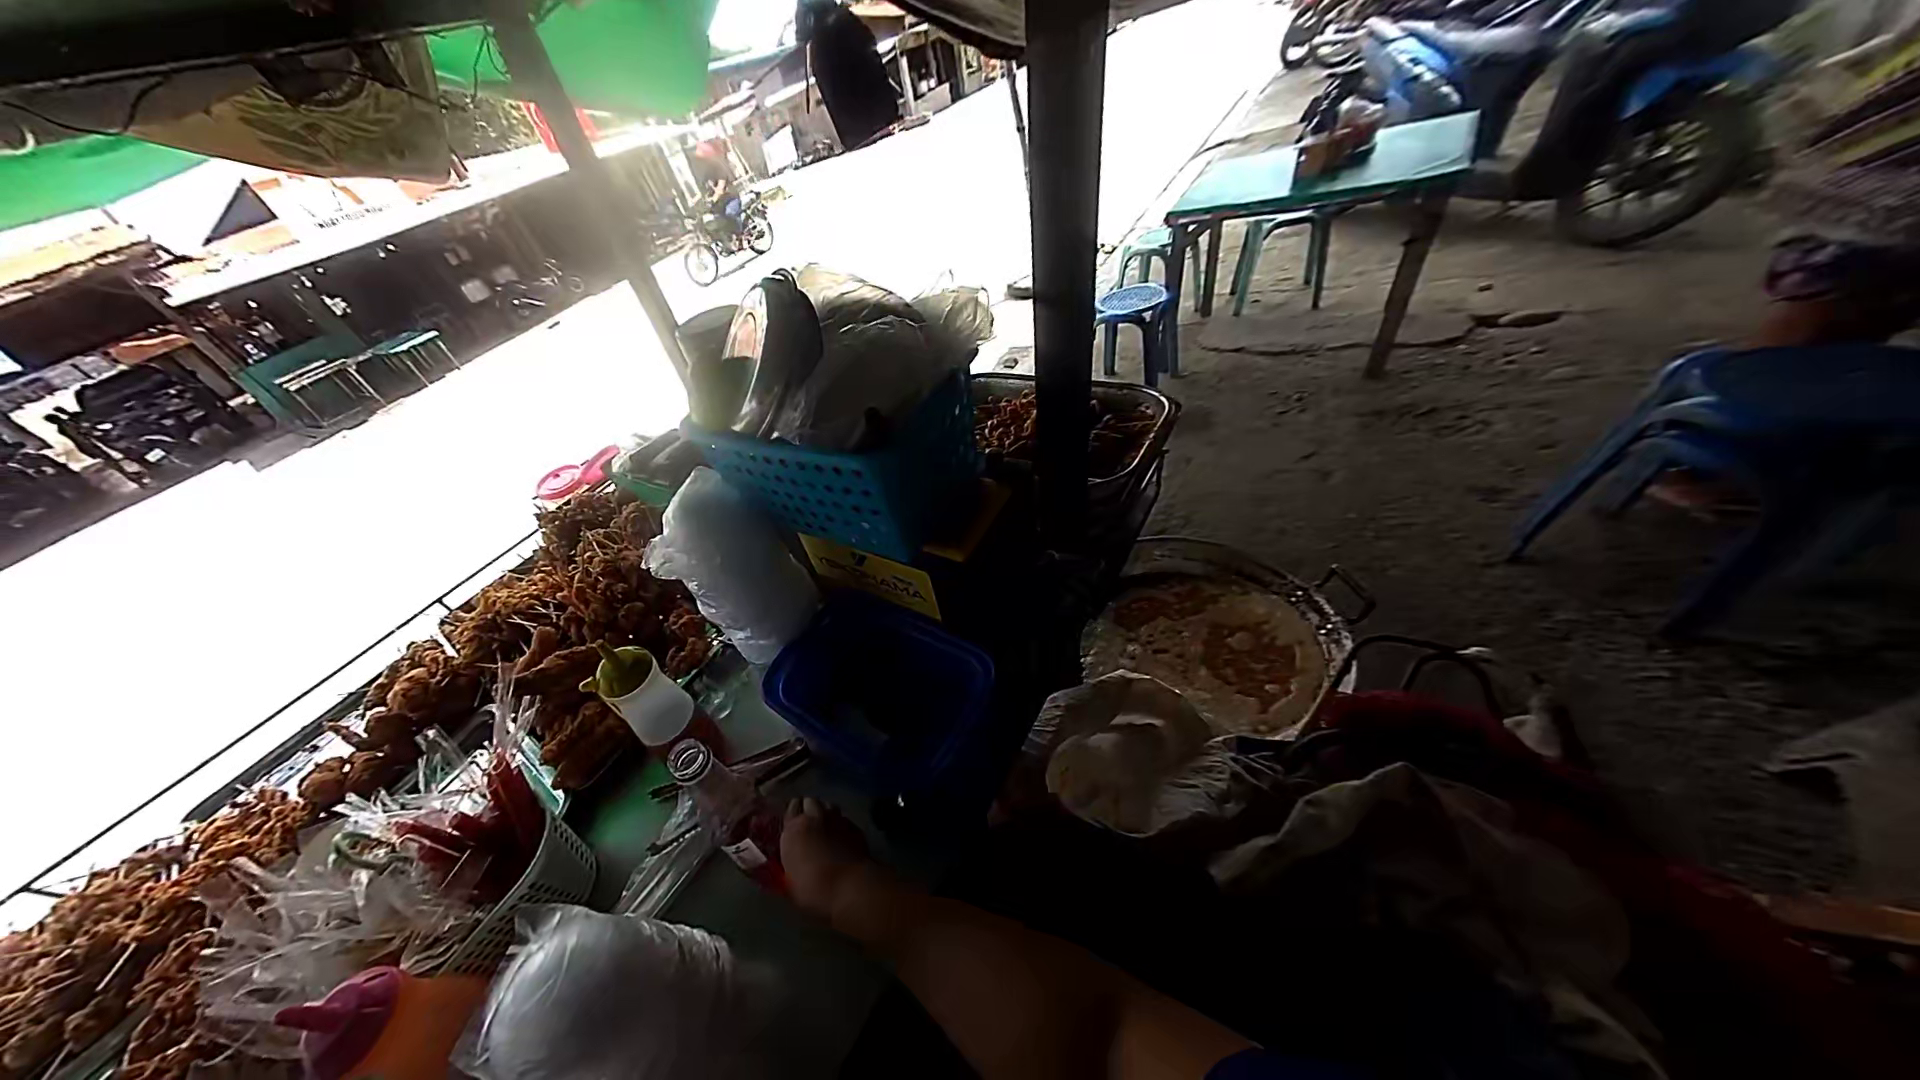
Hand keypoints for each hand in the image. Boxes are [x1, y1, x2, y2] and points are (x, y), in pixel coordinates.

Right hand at [780, 797, 875, 922]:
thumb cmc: (812, 889)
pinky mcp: (855, 827)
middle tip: (807, 824)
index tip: (791, 824)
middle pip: (810, 802)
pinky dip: (840, 824)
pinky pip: (844, 819)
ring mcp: (838, 819)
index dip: (792, 814)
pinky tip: (841, 836)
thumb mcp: (788, 882)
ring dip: (825, 813)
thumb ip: (786, 865)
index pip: (791, 808)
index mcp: (795, 828)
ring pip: (829, 806)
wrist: (849, 886)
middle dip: (808, 809)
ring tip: (824, 826)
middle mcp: (816, 817)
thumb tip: (787, 862)